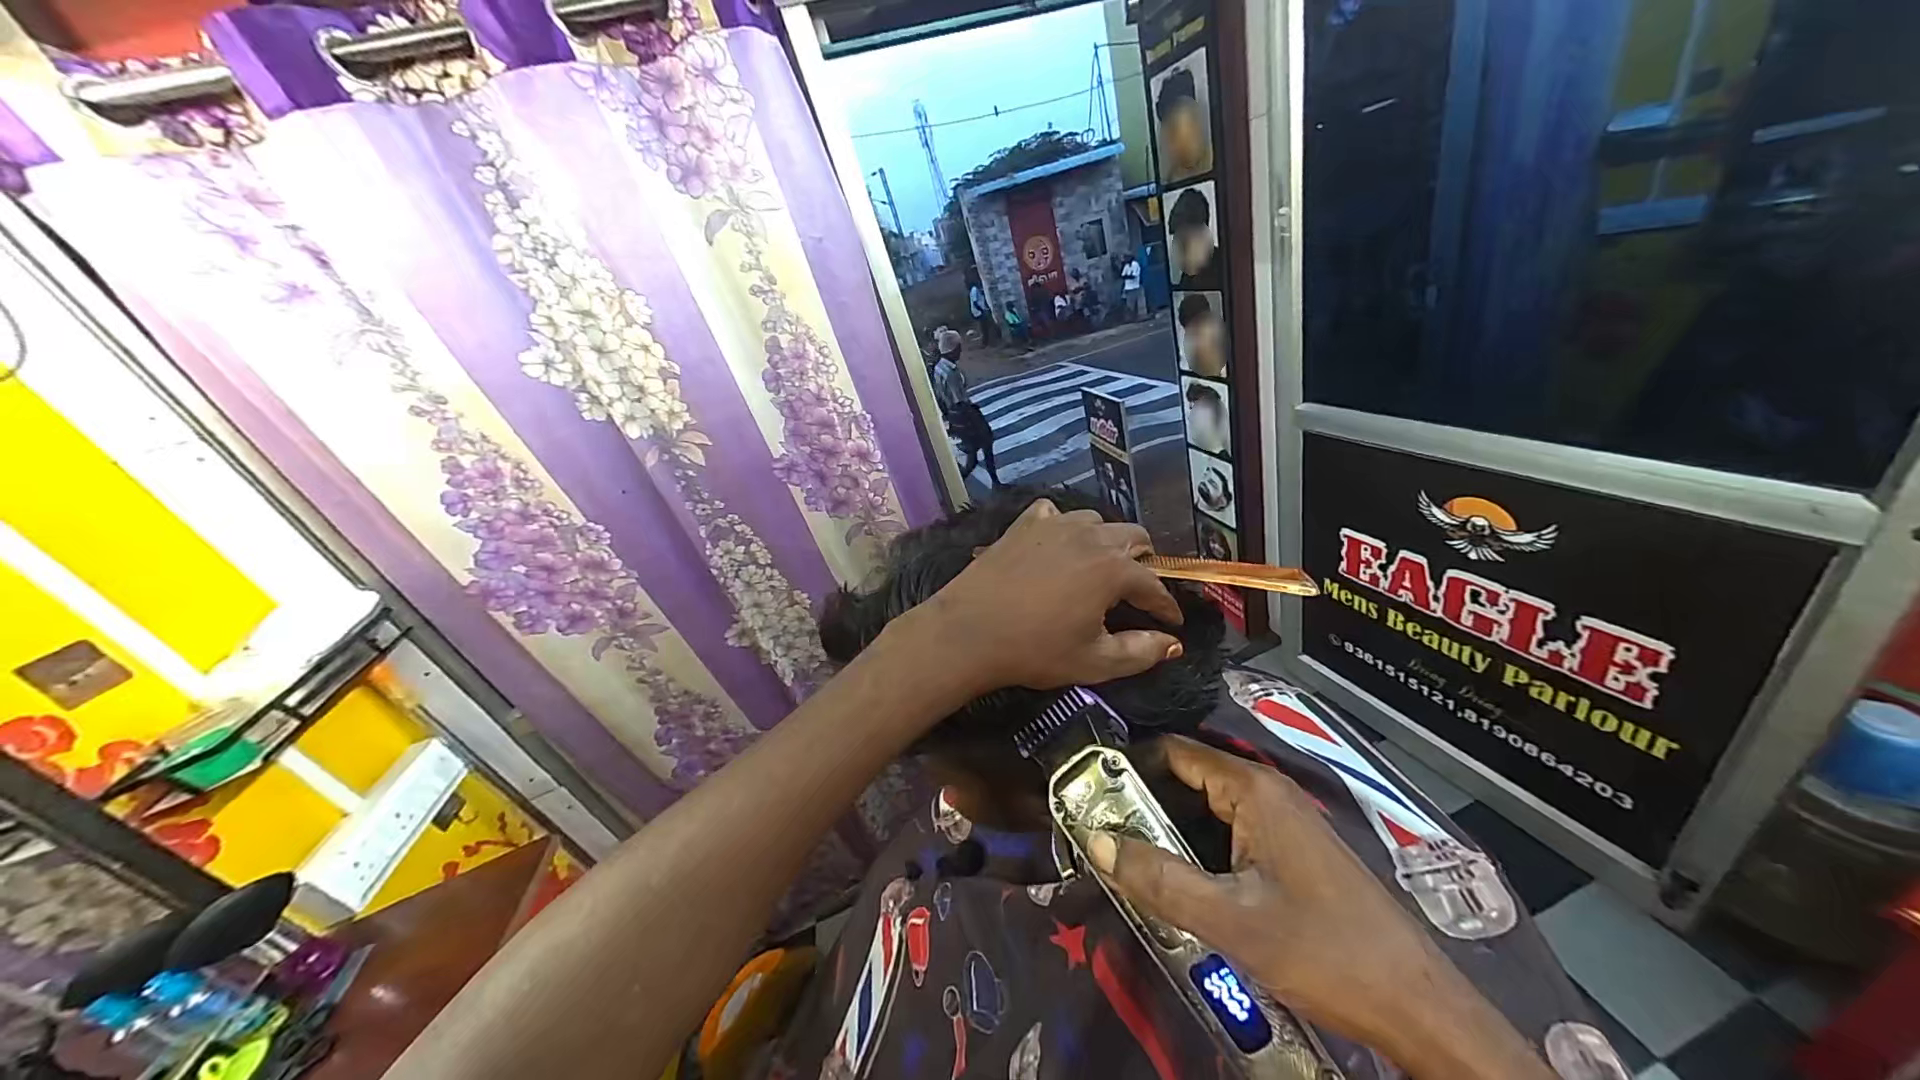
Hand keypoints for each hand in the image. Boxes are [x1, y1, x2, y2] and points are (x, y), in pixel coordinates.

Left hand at [903, 498, 1183, 699]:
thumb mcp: (1094, 662)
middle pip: (1134, 537)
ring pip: (1097, 521)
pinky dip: (1065, 527)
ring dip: (1107, 541)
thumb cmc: (1034, 650)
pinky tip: (1058, 545)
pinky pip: (1056, 514)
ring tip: (1100, 566)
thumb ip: (1141, 652)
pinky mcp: (1023, 524)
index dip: (1166, 606)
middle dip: (1144, 563)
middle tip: (1138, 589)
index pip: (1153, 585)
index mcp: (1112, 570)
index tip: (1172, 621)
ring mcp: (1055, 525)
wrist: (968, 632)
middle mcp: (1090, 537)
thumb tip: (1173, 643)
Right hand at [1086, 737, 1554, 1079]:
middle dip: (1142, 800)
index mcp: (1254, 791)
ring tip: (1124, 851)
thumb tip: (1095, 841)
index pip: (1174, 752)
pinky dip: (1197, 845)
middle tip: (1098, 826)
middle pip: (1188, 777)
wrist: (1419, 1007)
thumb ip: (1158, 879)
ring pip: (1209, 808)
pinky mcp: (1292, 850)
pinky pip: (1230, 832)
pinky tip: (1175, 875)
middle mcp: (1268, 793)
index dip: (1128, 764)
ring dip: (1168, 827)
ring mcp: (1284, 821)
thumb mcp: (1229, 920)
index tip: (1087, 788)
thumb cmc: (1324, 952)